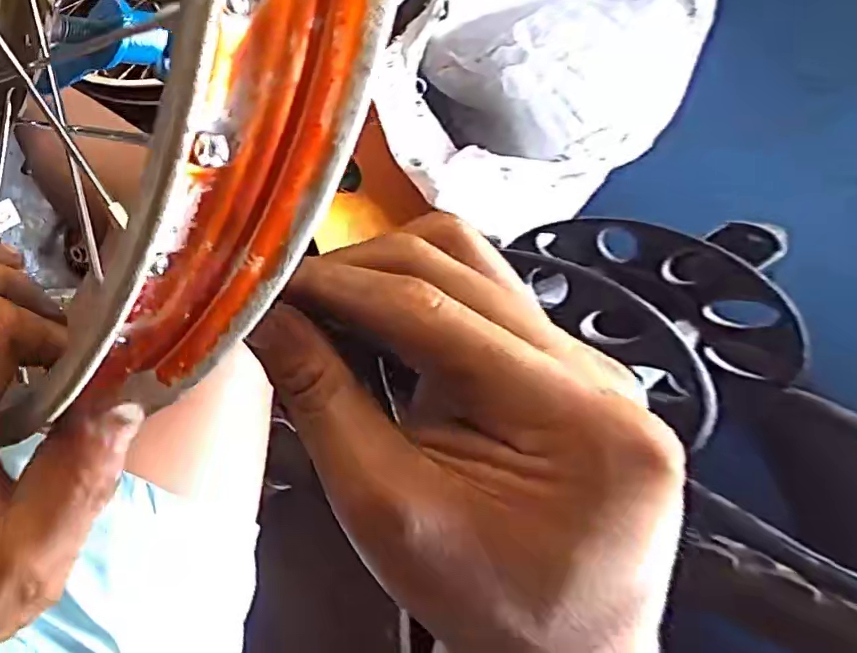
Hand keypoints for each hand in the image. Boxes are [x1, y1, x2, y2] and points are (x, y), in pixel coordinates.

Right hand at [245, 214, 684, 652]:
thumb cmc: (480, 597)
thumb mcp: (379, 503)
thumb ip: (317, 395)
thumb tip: (263, 314)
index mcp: (576, 419)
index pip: (427, 306)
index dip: (334, 284)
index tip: (267, 283)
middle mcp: (593, 374)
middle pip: (448, 262)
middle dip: (351, 272)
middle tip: (289, 300)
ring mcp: (581, 362)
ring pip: (462, 258)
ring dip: (381, 271)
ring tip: (331, 310)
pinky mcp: (556, 362)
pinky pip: (472, 288)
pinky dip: (406, 291)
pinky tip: (373, 328)